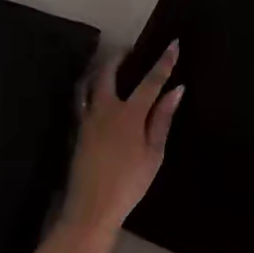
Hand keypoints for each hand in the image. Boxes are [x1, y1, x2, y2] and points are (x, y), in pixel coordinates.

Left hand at [60, 42, 182, 234]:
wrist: (91, 208)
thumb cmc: (130, 182)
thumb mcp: (154, 153)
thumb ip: (162, 119)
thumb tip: (176, 90)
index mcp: (129, 114)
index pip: (150, 81)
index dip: (164, 62)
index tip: (174, 44)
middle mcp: (105, 109)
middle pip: (108, 73)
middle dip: (120, 57)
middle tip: (132, 50)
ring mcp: (87, 119)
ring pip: (88, 84)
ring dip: (100, 69)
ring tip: (110, 65)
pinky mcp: (77, 131)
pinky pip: (80, 100)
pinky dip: (87, 88)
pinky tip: (93, 92)